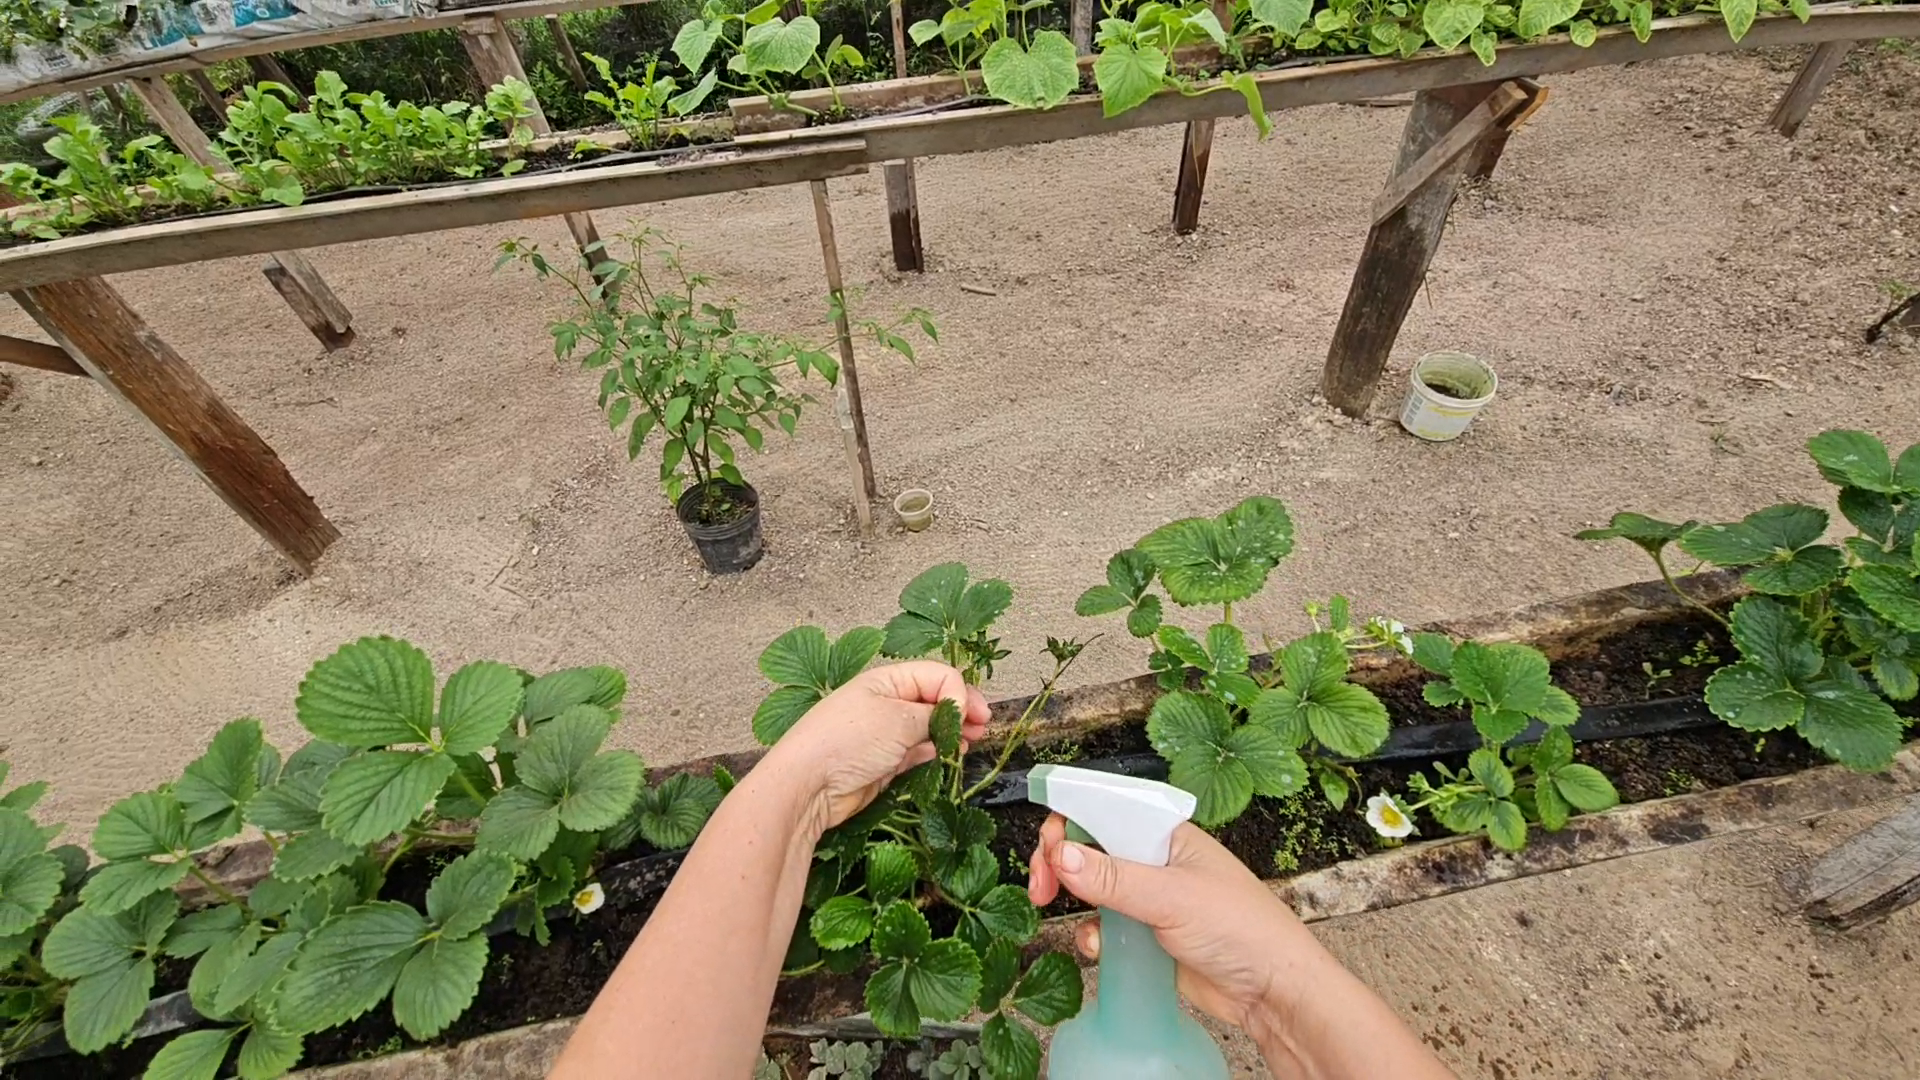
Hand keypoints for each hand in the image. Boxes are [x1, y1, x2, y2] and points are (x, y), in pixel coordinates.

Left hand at [761, 661, 988, 831]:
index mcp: (887, 680)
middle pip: (934, 698)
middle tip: (982, 725)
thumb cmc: (848, 742)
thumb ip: (933, 715)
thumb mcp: (898, 720)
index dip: (959, 691)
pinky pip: (917, 749)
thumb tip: (955, 715)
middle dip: (960, 709)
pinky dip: (934, 750)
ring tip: (969, 741)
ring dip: (951, 731)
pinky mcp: (883, 760)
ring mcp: (884, 732)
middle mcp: (886, 701)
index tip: (973, 714)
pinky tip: (948, 753)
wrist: (806, 787)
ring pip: (928, 725)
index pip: (936, 675)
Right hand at [1027, 814, 1333, 1035]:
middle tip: (1040, 886)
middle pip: (1089, 845)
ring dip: (1068, 894)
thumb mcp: (1173, 897)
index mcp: (1162, 831)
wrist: (1277, 995)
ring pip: (1092, 884)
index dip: (1068, 822)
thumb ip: (1114, 877)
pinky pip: (1104, 924)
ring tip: (1051, 907)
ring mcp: (1148, 896)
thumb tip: (1061, 855)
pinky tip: (1097, 947)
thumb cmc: (1243, 929)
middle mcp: (1152, 857)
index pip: (1102, 809)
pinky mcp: (1146, 934)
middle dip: (1059, 860)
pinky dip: (1092, 934)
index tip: (1047, 848)